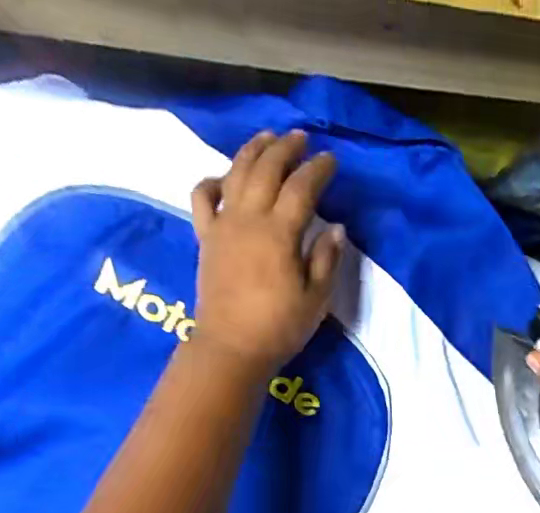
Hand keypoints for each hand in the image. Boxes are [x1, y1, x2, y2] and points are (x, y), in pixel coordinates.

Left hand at [187, 130, 345, 377]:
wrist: (231, 348)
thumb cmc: (279, 328)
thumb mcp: (316, 299)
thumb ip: (326, 260)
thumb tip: (336, 229)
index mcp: (280, 233)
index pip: (302, 188)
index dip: (319, 169)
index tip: (332, 160)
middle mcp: (249, 218)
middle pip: (266, 168)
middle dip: (286, 148)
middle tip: (302, 138)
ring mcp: (223, 225)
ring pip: (235, 172)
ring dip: (253, 150)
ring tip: (268, 138)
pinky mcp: (206, 237)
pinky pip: (203, 197)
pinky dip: (213, 180)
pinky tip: (225, 178)